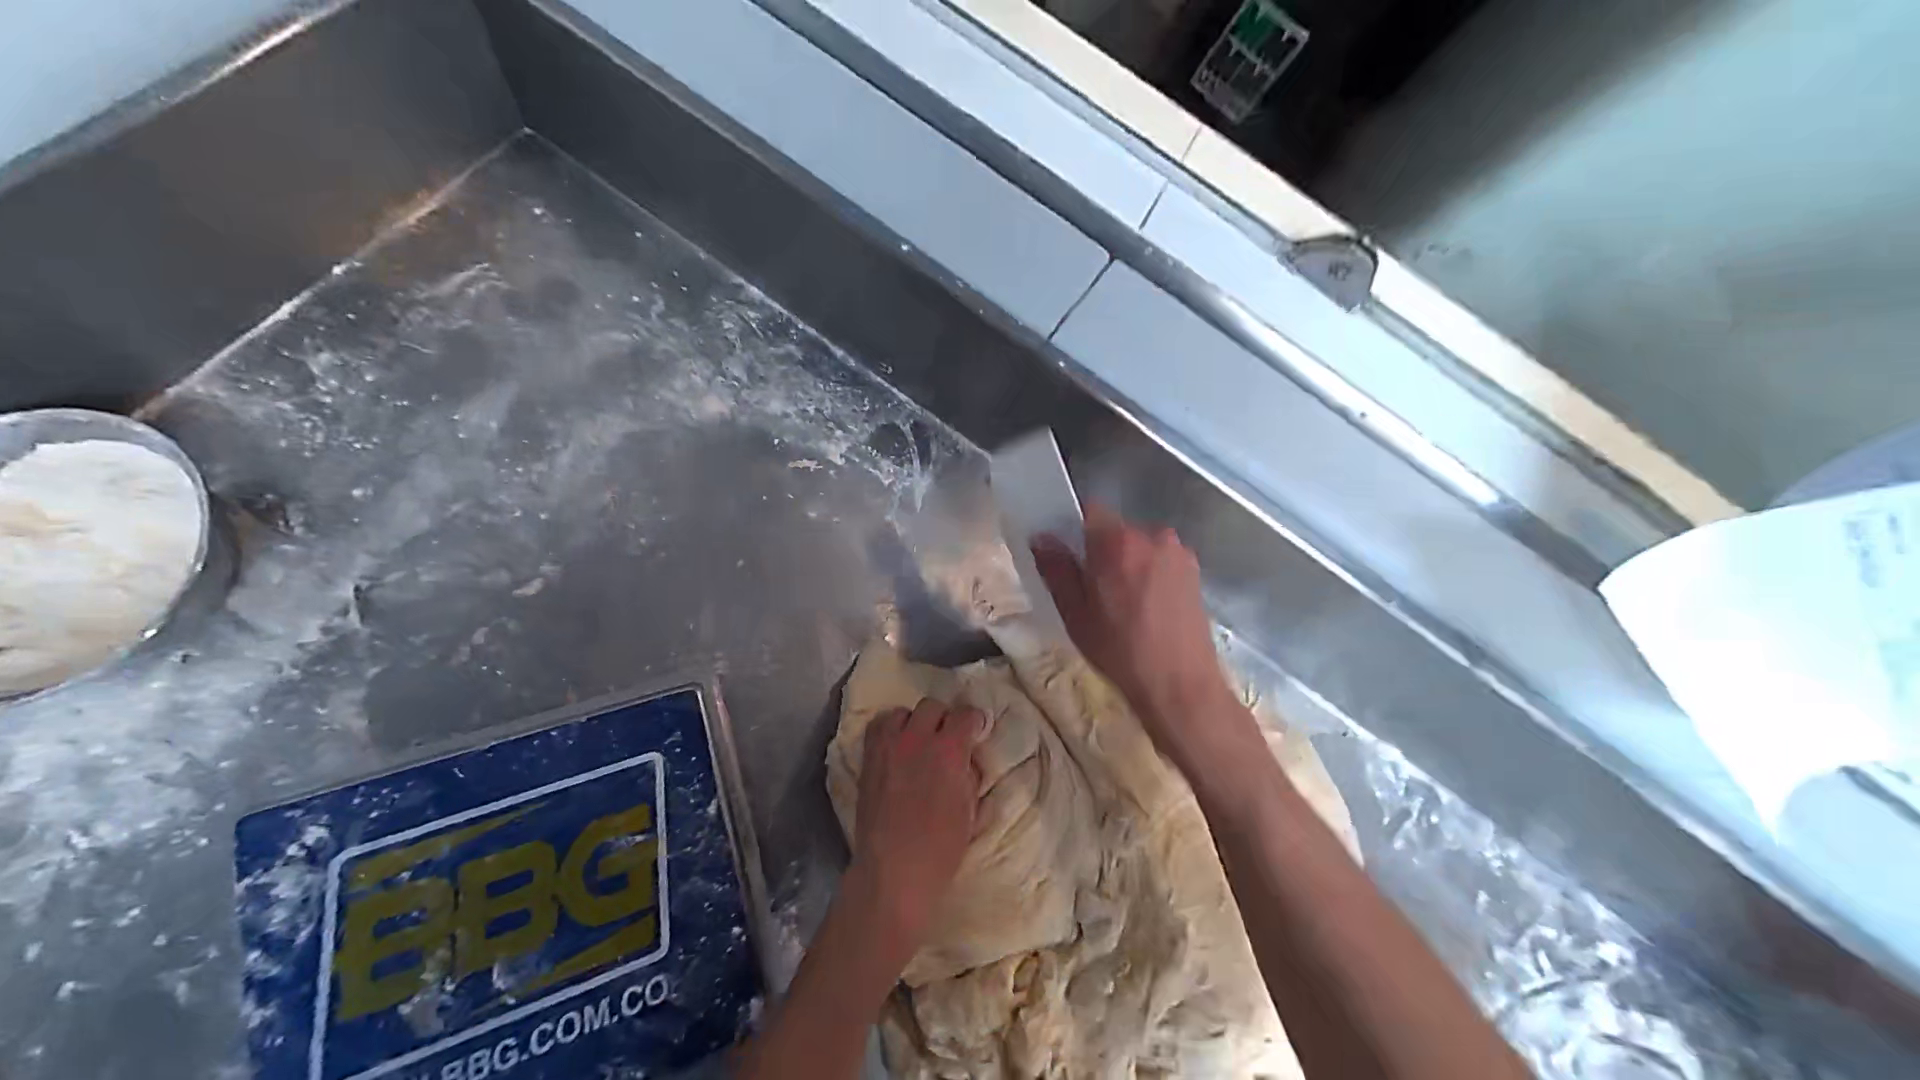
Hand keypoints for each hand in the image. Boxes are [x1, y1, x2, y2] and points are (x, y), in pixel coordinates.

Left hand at [848, 698, 983, 963]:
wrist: (893, 871)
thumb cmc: (941, 848)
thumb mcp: (970, 810)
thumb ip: (971, 776)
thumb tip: (968, 760)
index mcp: (949, 751)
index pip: (965, 715)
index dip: (974, 721)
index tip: (976, 730)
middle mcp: (917, 739)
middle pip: (932, 707)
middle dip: (944, 719)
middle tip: (948, 738)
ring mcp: (888, 747)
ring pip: (904, 712)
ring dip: (915, 722)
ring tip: (919, 741)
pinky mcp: (868, 758)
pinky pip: (879, 726)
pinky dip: (890, 729)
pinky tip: (897, 747)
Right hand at [1031, 504, 1249, 772]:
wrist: (1180, 685)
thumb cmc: (1120, 651)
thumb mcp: (1075, 614)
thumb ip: (1057, 570)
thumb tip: (1042, 538)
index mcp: (1117, 541)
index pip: (1089, 510)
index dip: (1074, 528)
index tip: (1067, 554)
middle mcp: (1152, 535)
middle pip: (1115, 529)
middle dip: (1101, 550)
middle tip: (1091, 586)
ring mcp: (1177, 552)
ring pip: (1139, 545)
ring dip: (1127, 562)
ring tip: (1122, 602)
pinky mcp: (1194, 570)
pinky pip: (1159, 560)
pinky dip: (1148, 573)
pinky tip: (1146, 608)